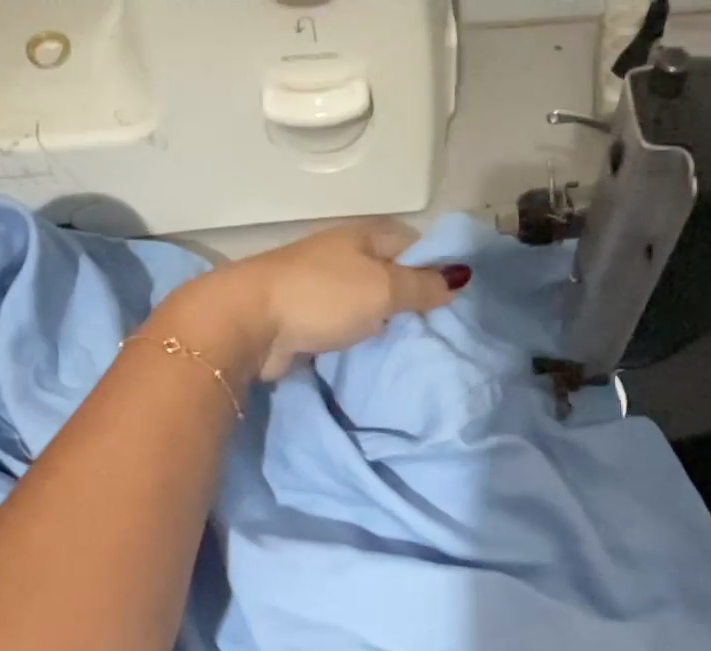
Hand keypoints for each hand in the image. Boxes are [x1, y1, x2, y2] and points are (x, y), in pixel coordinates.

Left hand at [167, 219, 468, 382]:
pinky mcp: (304, 318)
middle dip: (412, 297)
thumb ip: (423, 286)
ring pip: (366, 302)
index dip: (435, 265)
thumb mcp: (383, 289)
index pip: (412, 243)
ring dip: (384, 321)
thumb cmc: (323, 297)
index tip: (455, 297)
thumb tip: (461, 277)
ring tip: (411, 344)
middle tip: (438, 329)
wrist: (250, 323)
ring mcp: (321, 287)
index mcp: (363, 236)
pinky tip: (373, 353)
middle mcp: (343, 255)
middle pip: (389, 273)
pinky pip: (345, 325)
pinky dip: (359, 337)